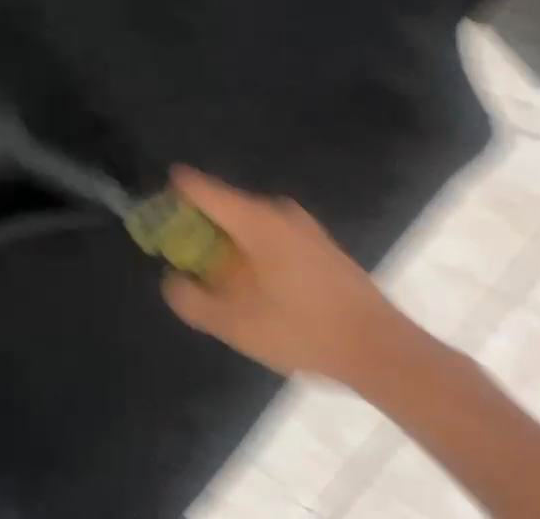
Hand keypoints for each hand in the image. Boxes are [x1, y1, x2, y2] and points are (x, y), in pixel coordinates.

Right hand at [160, 166, 413, 384]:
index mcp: (253, 219)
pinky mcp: (320, 246)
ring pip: (245, 223)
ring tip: (222, 283)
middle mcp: (277, 212)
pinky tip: (259, 291)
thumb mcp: (232, 323)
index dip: (167, 198)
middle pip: (219, 205)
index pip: (195, 186)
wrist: (385, 354)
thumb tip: (173, 279)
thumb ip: (189, 298)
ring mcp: (303, 227)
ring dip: (226, 245)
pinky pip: (268, 237)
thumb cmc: (304, 331)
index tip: (154, 221)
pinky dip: (252, 254)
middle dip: (196, 230)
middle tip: (188, 265)